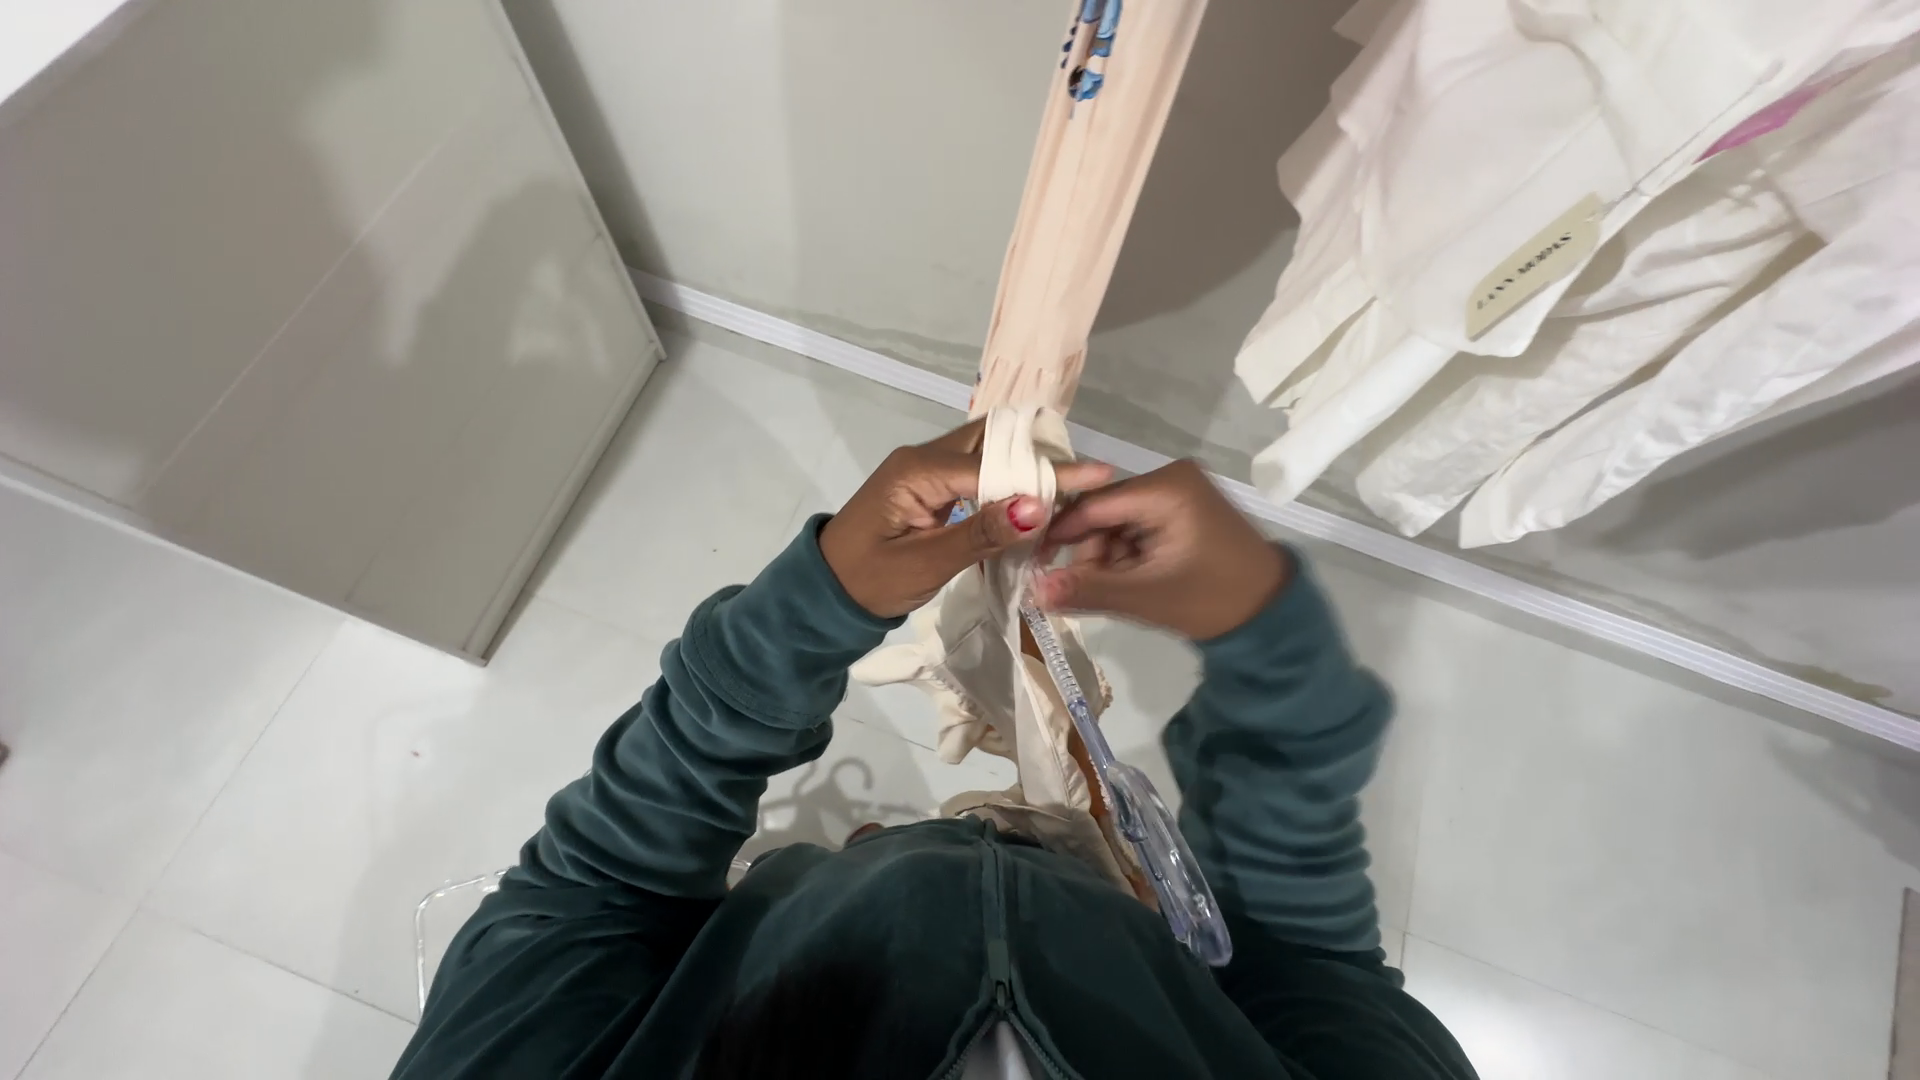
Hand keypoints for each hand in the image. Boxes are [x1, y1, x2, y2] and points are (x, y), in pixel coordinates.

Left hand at [819, 420, 1112, 617]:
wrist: (824, 596)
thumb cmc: (869, 582)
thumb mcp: (925, 564)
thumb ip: (980, 534)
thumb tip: (1036, 506)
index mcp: (918, 470)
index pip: (994, 464)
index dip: (1045, 473)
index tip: (1095, 476)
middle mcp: (922, 459)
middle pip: (990, 441)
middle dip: (1037, 454)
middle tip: (1086, 474)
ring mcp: (924, 472)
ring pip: (983, 455)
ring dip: (1022, 467)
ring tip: (1068, 484)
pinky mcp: (927, 489)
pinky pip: (973, 475)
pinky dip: (1003, 483)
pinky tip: (1029, 500)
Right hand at [1034, 460, 1290, 640]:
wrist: (1272, 616)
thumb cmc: (1214, 601)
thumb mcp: (1147, 597)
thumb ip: (1088, 590)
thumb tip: (1032, 592)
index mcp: (1167, 488)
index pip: (1093, 505)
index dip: (1058, 534)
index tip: (1032, 565)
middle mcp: (1170, 478)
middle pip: (1102, 512)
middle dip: (1088, 552)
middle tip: (1083, 589)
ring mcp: (1177, 493)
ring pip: (1114, 523)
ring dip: (1105, 557)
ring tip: (1118, 589)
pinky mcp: (1179, 510)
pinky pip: (1133, 528)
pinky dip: (1124, 556)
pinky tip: (1132, 580)